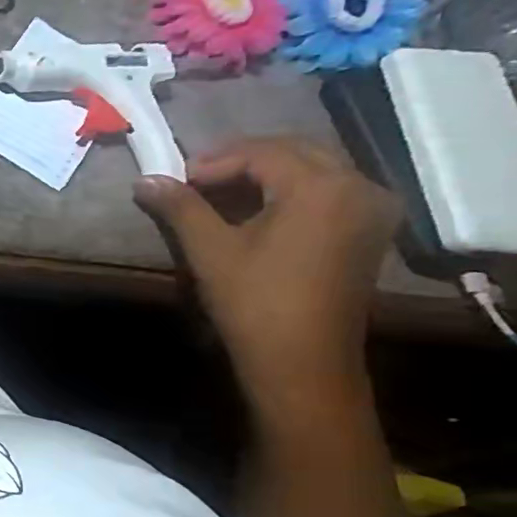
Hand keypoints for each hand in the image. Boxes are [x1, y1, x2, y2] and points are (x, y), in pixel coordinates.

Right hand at [133, 139, 399, 387]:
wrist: (303, 365)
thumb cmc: (256, 305)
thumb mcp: (211, 251)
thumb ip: (181, 207)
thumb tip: (144, 179)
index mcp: (321, 186)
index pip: (262, 152)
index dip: (215, 160)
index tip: (179, 178)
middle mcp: (358, 186)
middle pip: (294, 151)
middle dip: (243, 159)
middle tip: (198, 179)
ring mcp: (372, 209)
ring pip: (314, 169)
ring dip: (267, 172)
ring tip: (222, 192)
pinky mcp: (370, 231)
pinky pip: (330, 190)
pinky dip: (292, 190)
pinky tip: (259, 208)